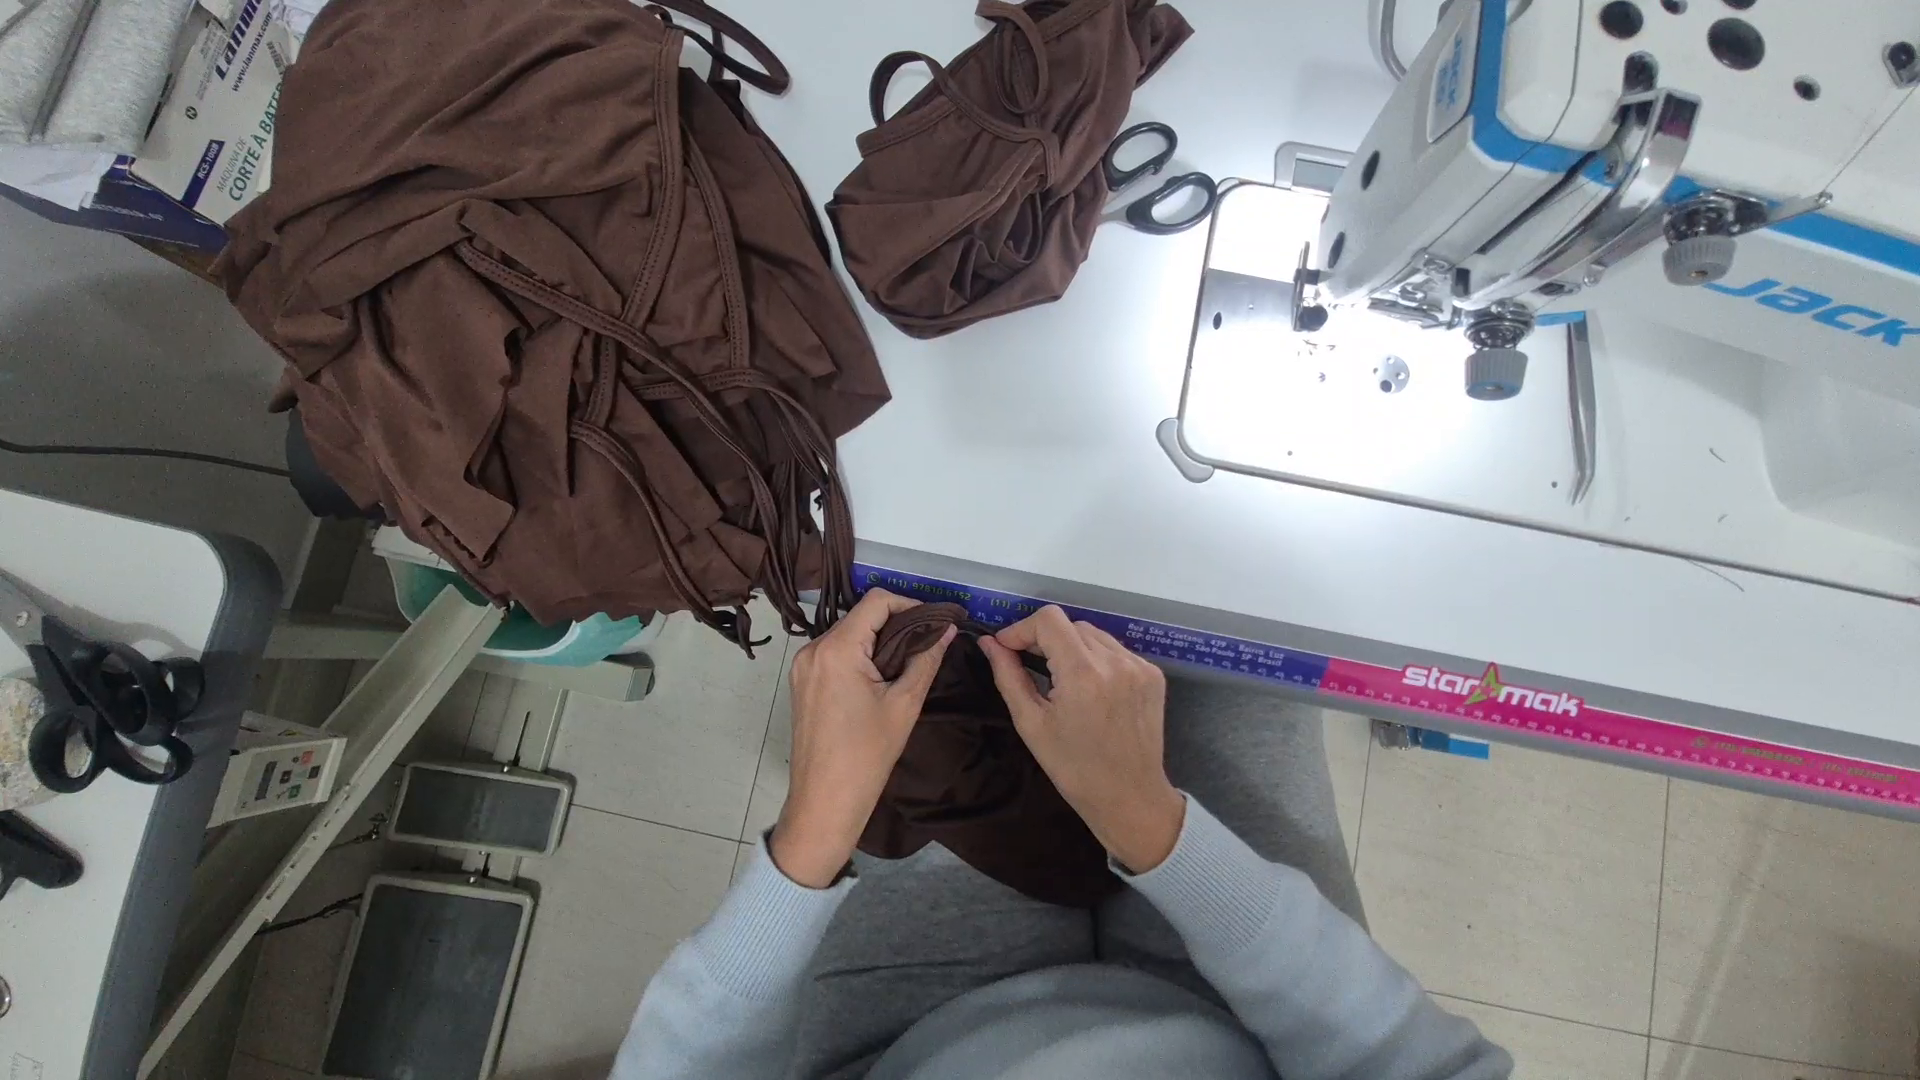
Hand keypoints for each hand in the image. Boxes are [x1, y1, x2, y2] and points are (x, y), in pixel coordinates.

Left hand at [769, 589, 953, 887]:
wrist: (825, 801)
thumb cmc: (867, 755)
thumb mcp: (905, 703)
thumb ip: (926, 658)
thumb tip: (948, 629)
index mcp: (836, 649)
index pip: (876, 601)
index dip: (910, 603)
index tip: (935, 622)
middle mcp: (813, 649)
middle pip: (861, 615)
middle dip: (896, 622)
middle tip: (929, 641)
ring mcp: (803, 665)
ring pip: (848, 632)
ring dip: (879, 639)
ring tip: (909, 659)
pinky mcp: (802, 681)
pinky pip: (836, 652)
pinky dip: (861, 654)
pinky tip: (882, 674)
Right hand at [979, 607, 1184, 873]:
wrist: (1130, 797)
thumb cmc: (1074, 768)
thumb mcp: (1031, 723)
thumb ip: (1008, 676)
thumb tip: (990, 643)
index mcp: (1083, 673)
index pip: (1049, 620)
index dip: (1022, 628)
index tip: (1007, 648)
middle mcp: (1115, 661)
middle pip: (1070, 625)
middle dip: (1044, 639)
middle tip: (1029, 664)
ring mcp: (1139, 666)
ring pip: (1093, 634)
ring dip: (1071, 647)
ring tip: (1061, 678)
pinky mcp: (1153, 674)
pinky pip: (1115, 650)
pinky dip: (1096, 659)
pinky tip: (1090, 687)